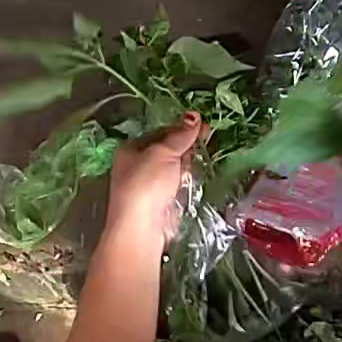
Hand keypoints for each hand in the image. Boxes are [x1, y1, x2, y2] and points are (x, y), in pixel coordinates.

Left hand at [104, 113, 201, 249]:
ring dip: (189, 162)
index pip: (160, 132)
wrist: (143, 225)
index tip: (202, 124)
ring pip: (175, 167)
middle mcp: (139, 166)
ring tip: (206, 154)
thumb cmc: (147, 182)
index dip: (181, 128)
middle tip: (209, 137)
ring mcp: (151, 184)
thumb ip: (180, 135)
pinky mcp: (163, 200)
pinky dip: (188, 179)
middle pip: (168, 149)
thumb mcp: (164, 152)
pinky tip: (197, 175)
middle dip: (187, 144)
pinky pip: (179, 183)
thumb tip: (194, 116)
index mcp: (132, 149)